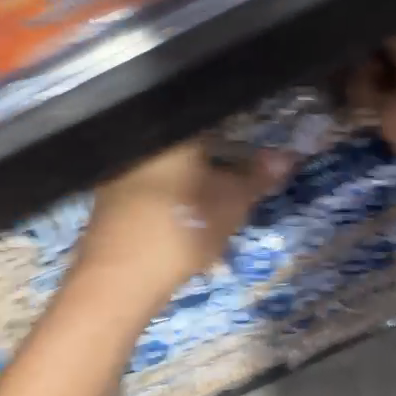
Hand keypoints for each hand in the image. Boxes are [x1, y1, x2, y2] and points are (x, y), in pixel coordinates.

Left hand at [73, 140, 291, 309]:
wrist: (120, 277)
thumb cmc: (183, 229)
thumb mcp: (231, 203)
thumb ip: (256, 177)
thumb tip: (286, 156)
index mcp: (171, 131)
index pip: (211, 118)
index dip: (236, 133)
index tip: (253, 152)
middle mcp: (141, 141)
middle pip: (186, 144)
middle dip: (213, 161)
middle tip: (236, 182)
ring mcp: (120, 169)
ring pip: (167, 167)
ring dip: (191, 182)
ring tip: (214, 205)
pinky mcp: (109, 198)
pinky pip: (149, 188)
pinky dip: (169, 199)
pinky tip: (183, 219)